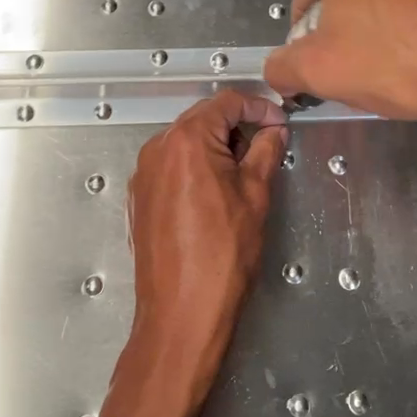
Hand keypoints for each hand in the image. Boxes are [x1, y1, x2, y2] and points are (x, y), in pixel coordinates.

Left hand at [102, 91, 287, 416]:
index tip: (277, 121)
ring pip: (185, 141)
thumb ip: (265, 152)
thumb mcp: (255, 196)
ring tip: (243, 173)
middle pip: (203, 118)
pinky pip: (170, 165)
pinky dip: (195, 167)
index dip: (258, 107)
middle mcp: (158, 149)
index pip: (227, 102)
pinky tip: (215, 192)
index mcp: (187, 140)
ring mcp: (144, 173)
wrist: (181, 314)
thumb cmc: (220, 259)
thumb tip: (273, 132)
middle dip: (236, 126)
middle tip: (266, 144)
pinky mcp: (139, 197)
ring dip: (215, 147)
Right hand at [264, 0, 416, 127]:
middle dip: (348, 33)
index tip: (320, 70)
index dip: (304, 41)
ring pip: (391, 0)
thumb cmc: (396, 64)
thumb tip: (277, 68)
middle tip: (361, 74)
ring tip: (404, 70)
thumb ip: (283, 68)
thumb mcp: (320, 73)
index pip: (304, 2)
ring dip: (388, 29)